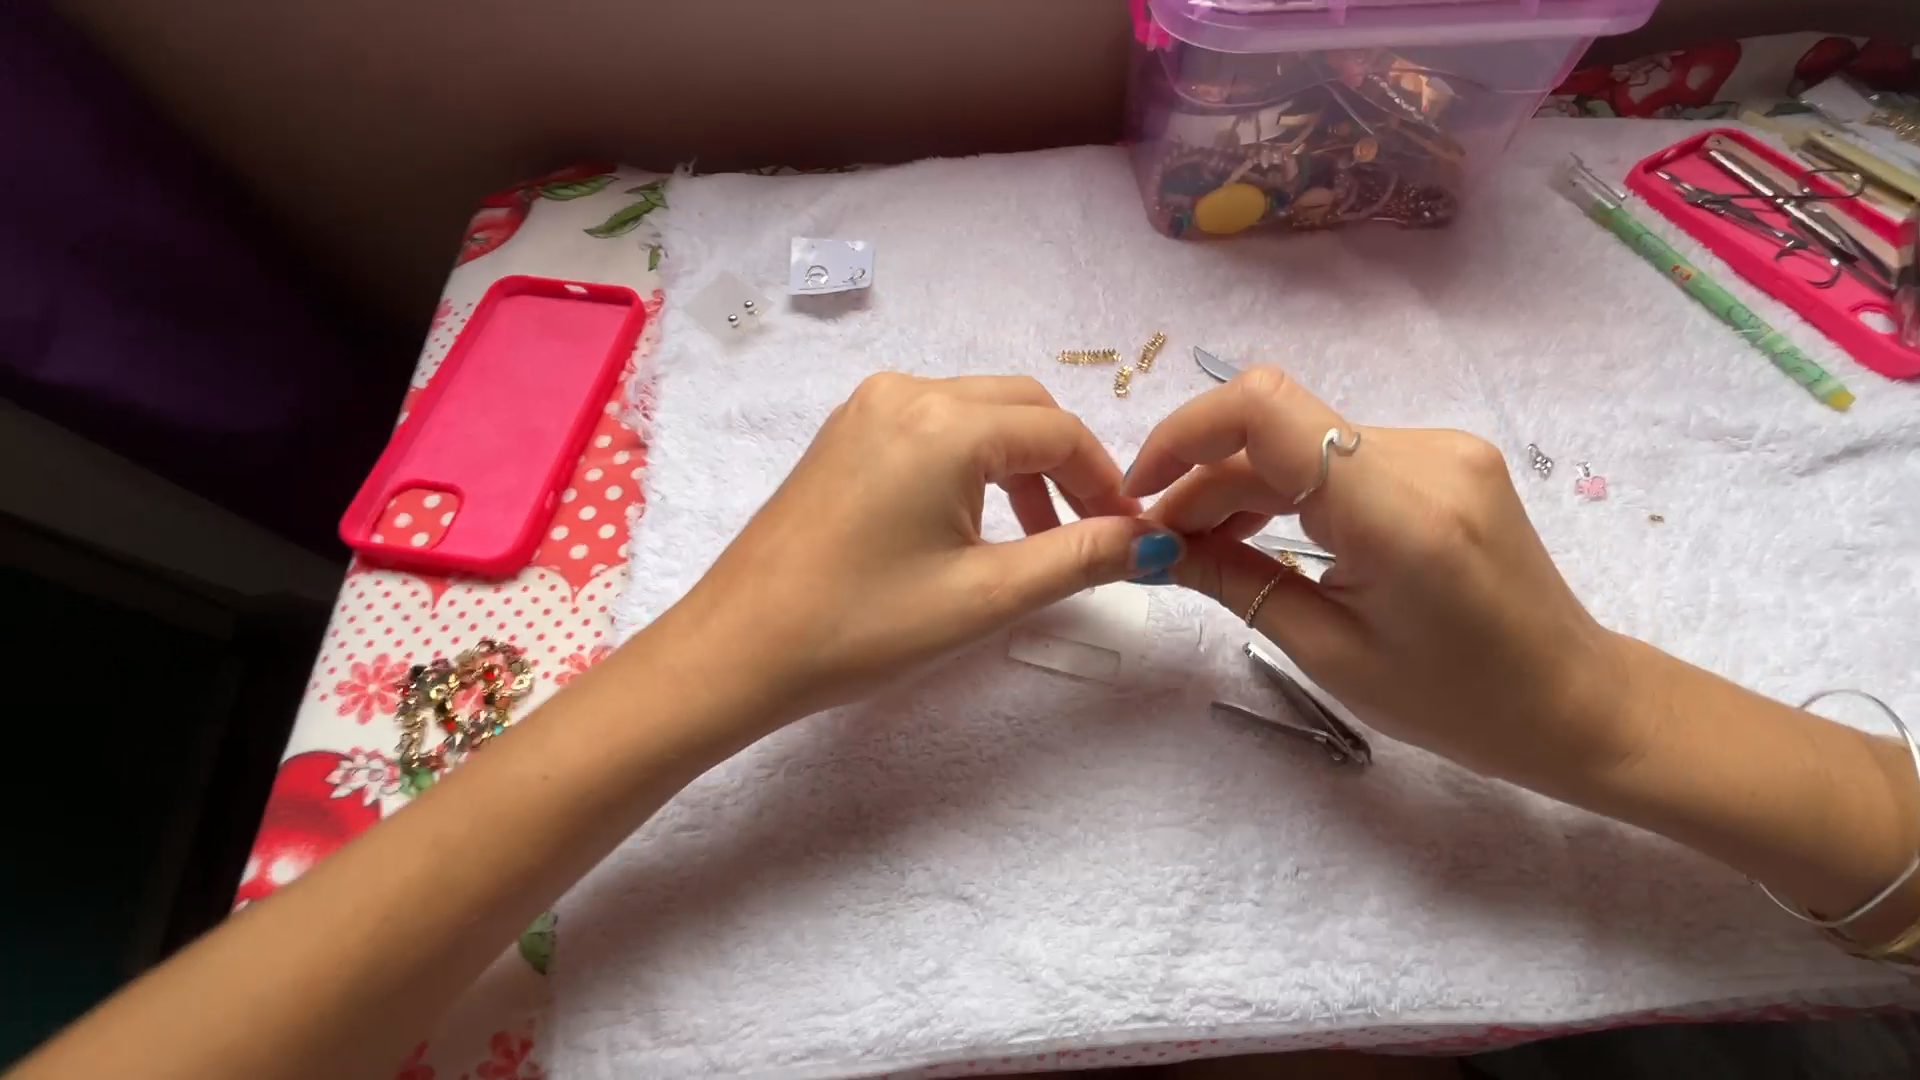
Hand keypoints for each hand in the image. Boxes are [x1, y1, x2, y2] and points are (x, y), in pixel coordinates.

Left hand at [669, 373, 1183, 724]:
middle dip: (1065, 466)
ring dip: (1020, 464)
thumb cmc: (863, 626)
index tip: (1130, 532)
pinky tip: (972, 519)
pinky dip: (972, 462)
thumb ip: (1079, 558)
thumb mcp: (985, 595)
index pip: (1058, 432)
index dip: (1105, 481)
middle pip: (1021, 409)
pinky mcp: (845, 433)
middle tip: (1088, 532)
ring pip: (977, 415)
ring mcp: (867, 408)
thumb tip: (1153, 540)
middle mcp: (906, 392)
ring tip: (1034, 537)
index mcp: (944, 422)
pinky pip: (933, 428)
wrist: (737, 650)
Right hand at [1125, 368, 1637, 790]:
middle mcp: (1423, 454)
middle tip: (1162, 544)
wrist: (1578, 703)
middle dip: (1198, 480)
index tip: (1141, 491)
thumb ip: (1234, 582)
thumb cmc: (1458, 703)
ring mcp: (1437, 447)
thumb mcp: (1327, 652)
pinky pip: (1328, 454)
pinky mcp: (1436, 456)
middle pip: (1270, 432)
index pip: (1264, 412)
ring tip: (1201, 545)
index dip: (1183, 434)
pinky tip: (1256, 533)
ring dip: (1232, 484)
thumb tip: (1153, 547)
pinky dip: (1276, 488)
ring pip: (1293, 440)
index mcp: (1399, 514)